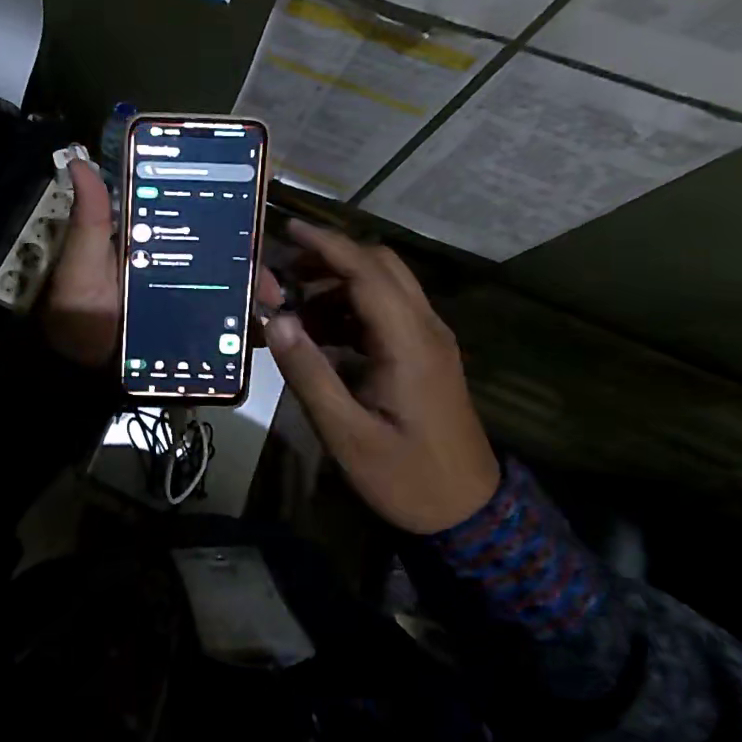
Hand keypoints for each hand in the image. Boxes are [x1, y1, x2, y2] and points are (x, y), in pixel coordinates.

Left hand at [41, 160, 287, 367]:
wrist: (79, 375)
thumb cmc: (77, 316)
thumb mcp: (80, 268)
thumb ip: (88, 223)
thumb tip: (79, 163)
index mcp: (147, 239)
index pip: (190, 210)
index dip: (224, 201)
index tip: (255, 189)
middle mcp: (171, 262)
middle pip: (221, 248)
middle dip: (250, 252)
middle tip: (268, 263)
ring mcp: (184, 296)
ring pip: (230, 282)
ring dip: (254, 286)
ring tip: (270, 299)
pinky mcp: (192, 327)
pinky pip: (224, 318)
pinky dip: (245, 320)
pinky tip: (262, 325)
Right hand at [264, 221, 498, 533]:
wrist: (468, 513)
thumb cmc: (406, 477)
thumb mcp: (346, 433)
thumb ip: (309, 373)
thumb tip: (273, 319)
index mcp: (409, 342)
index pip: (366, 271)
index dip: (326, 244)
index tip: (286, 228)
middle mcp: (425, 329)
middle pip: (381, 266)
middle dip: (331, 258)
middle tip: (284, 272)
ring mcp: (430, 341)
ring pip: (386, 287)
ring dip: (339, 285)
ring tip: (294, 311)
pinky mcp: (427, 357)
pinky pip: (388, 313)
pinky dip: (352, 310)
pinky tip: (321, 336)